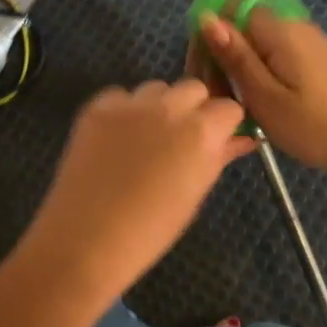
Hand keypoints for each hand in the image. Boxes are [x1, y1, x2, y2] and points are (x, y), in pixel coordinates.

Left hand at [30, 80, 254, 280]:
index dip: (223, 124)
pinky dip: (123, 111)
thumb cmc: (150, 230)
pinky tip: (115, 140)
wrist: (86, 239)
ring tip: (144, 140)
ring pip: (156, 89)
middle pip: (192, 88)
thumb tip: (240, 139)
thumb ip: (217, 158)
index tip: (215, 141)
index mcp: (201, 132)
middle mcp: (169, 108)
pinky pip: (120, 96)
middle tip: (179, 139)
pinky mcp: (97, 106)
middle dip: (193, 108)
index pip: (228, 108)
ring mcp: (130, 104)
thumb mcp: (194, 195)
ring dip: (158, 106)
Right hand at [192, 7, 326, 199]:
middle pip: (242, 25)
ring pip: (258, 42)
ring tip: (237, 106)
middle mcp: (293, 26)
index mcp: (278, 30)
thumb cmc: (313, 126)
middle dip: (222, 55)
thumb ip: (235, 55)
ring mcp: (308, 42)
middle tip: (218, 98)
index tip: (202, 73)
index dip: (207, 37)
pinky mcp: (317, 59)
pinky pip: (276, 54)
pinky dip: (261, 73)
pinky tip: (261, 103)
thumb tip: (206, 17)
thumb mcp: (264, 96)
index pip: (227, 10)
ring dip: (240, 67)